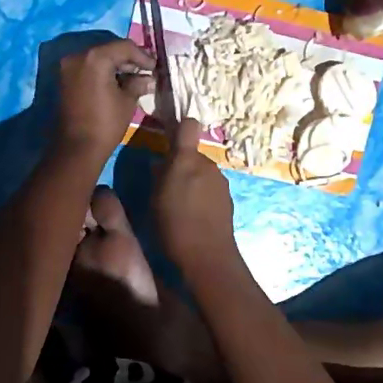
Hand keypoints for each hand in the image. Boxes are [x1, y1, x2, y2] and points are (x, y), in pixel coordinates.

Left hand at [55, 37, 153, 161]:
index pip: (124, 47)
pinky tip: (117, 82)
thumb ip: (137, 83)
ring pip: (97, 58)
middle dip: (128, 59)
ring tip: (133, 77)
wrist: (77, 148)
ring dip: (115, 65)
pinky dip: (102, 71)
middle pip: (109, 49)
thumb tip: (148, 78)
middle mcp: (78, 56)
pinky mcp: (64, 79)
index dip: (142, 56)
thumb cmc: (106, 124)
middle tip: (145, 70)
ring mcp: (68, 67)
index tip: (155, 67)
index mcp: (95, 58)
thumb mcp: (127, 101)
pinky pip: (87, 67)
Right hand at [155, 118, 236, 271]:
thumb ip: (159, 176)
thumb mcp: (154, 199)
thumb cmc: (173, 225)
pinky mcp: (228, 200)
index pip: (189, 126)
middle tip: (167, 187)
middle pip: (193, 155)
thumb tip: (161, 163)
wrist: (206, 255)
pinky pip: (211, 189)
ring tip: (180, 206)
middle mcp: (208, 165)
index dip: (180, 129)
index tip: (169, 140)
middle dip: (182, 165)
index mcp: (186, 160)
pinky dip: (202, 196)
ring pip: (203, 173)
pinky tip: (194, 216)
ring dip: (193, 182)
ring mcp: (221, 182)